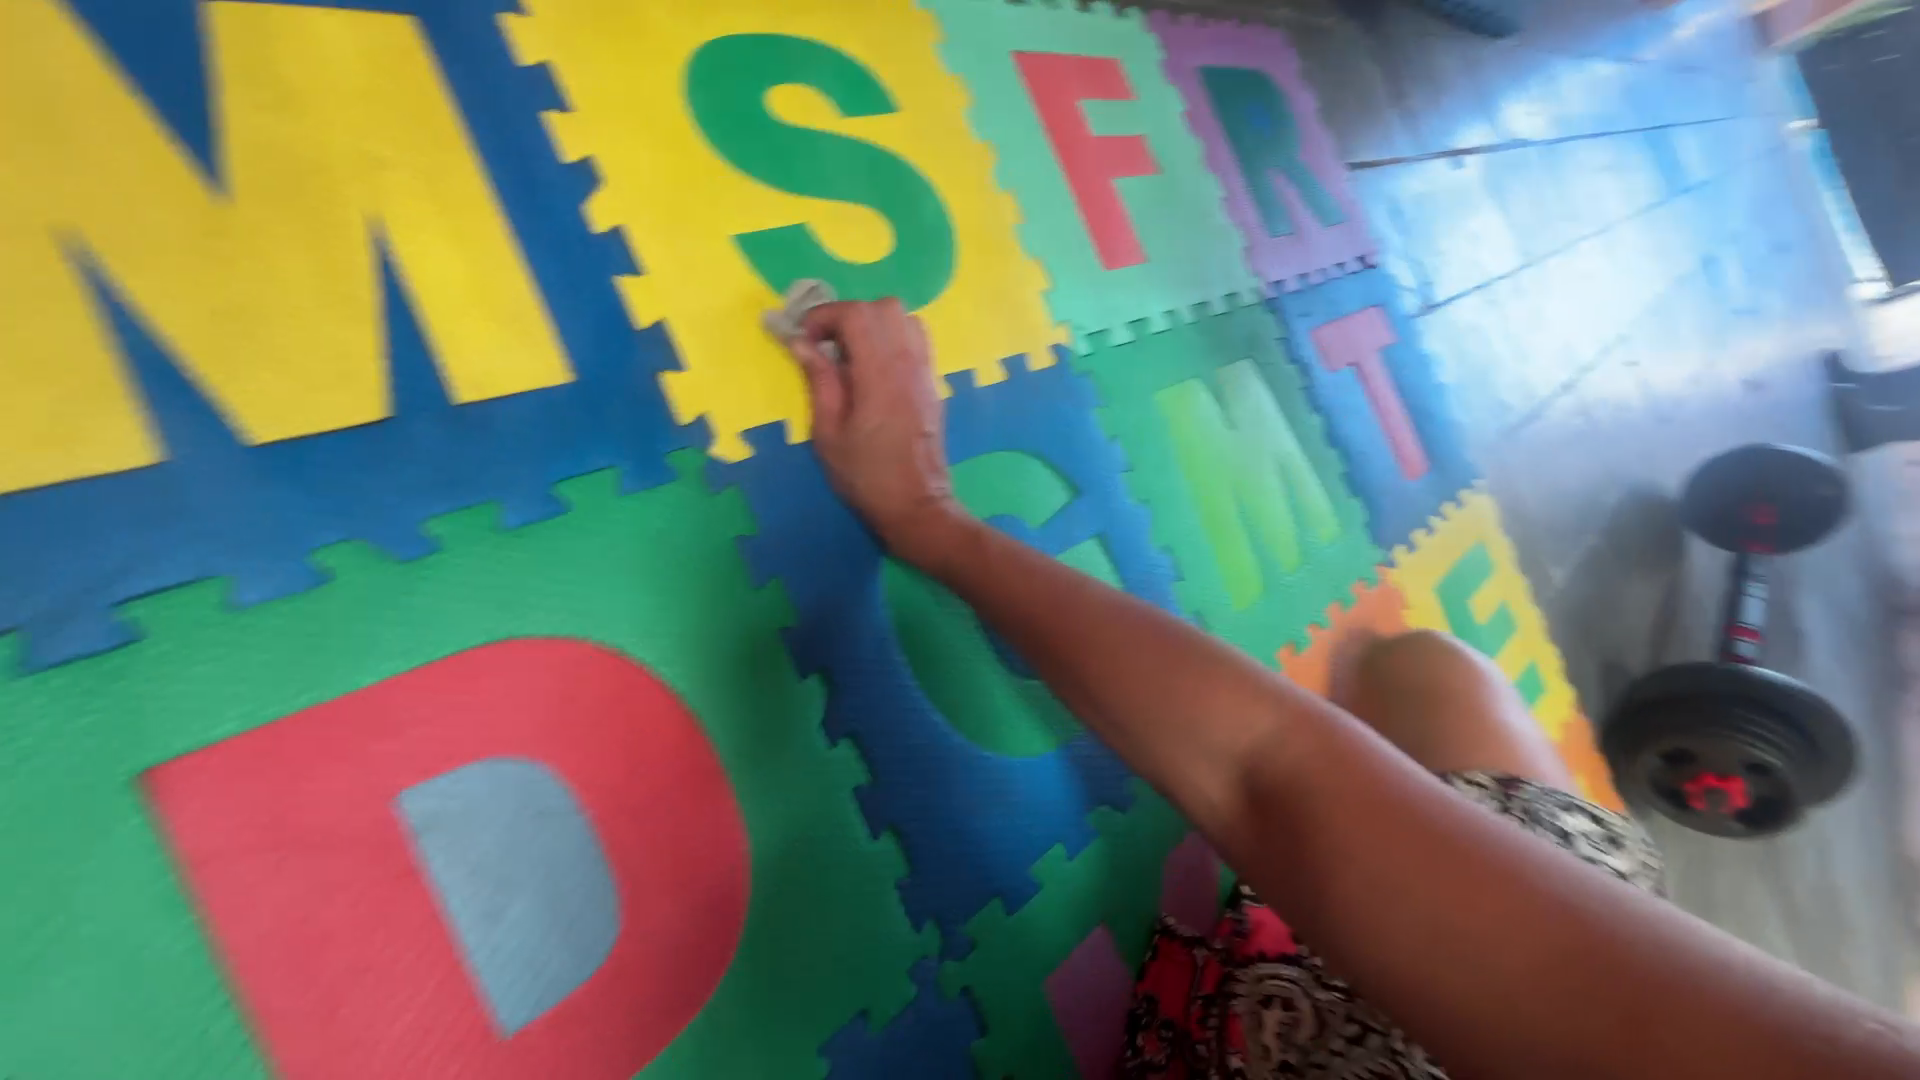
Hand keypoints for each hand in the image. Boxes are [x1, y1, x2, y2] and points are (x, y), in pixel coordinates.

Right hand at [787, 298, 964, 561]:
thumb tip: (802, 343)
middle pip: (884, 307)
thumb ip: (819, 381)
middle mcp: (909, 364)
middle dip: (848, 315)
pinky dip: (892, 338)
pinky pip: (916, 340)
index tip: (806, 340)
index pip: (857, 314)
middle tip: (827, 346)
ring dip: (873, 324)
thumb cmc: (866, 477)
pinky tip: (874, 368)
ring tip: (852, 354)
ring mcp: (926, 372)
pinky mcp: (932, 384)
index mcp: (880, 375)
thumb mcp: (829, 434)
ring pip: (904, 318)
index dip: (825, 316)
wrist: (917, 505)